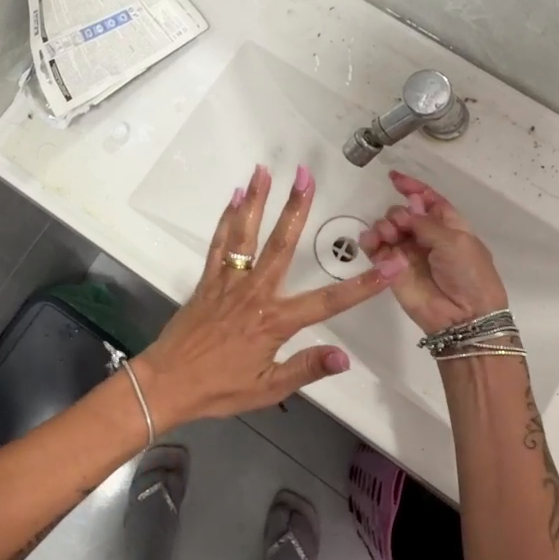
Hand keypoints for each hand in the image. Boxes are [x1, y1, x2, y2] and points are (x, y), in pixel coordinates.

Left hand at [133, 164, 402, 425]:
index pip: (329, 301)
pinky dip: (226, 218)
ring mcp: (228, 282)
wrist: (167, 383)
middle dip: (296, 208)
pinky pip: (220, 244)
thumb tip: (344, 357)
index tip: (391, 264)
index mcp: (275, 321)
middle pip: (282, 244)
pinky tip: (234, 197)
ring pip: (246, 234)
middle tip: (306, 176)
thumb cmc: (219, 389)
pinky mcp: (207, 280)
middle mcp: (254, 293)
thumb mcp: (268, 389)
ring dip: (257, 200)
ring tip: (265, 170)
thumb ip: (307, 369)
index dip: (364, 284)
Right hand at [356, 170, 508, 336]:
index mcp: (449, 226)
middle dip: (398, 212)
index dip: (413, 188)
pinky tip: (371, 241)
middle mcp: (426, 237)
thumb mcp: (454, 241)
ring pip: (387, 227)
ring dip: (384, 225)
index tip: (393, 178)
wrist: (463, 317)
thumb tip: (405, 208)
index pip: (428, 200)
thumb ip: (426, 222)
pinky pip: (375, 248)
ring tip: (387, 235)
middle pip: (403, 212)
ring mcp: (407, 253)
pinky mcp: (391, 269)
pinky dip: (370, 240)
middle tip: (401, 225)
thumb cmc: (469, 275)